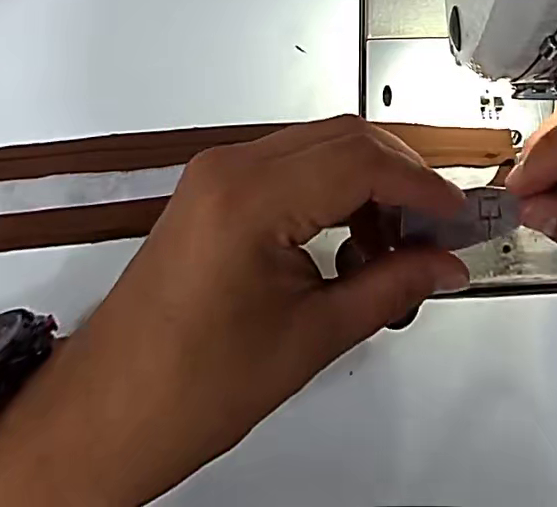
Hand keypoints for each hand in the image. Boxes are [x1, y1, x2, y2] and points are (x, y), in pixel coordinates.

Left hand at [0, 117, 470, 506]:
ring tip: (396, 242)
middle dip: (402, 176)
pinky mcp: (217, 186)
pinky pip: (295, 164)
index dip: (421, 185)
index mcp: (249, 199)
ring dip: (370, 181)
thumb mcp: (310, 339)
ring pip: (323, 145)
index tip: (458, 214)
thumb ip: (390, 288)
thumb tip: (446, 265)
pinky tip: (352, 238)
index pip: (360, 162)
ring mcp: (220, 171)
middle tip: (436, 226)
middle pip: (345, 138)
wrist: (99, 419)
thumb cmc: (189, 391)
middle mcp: (232, 166)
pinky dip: (336, 189)